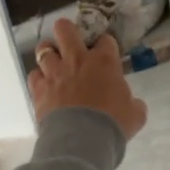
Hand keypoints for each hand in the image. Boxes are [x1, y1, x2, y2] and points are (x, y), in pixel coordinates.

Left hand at [29, 18, 147, 138]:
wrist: (82, 140)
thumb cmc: (113, 124)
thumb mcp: (135, 114)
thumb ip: (134, 104)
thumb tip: (133, 104)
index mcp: (104, 61)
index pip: (105, 39)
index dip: (105, 45)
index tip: (106, 54)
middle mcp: (77, 59)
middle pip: (65, 29)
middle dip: (67, 31)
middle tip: (70, 41)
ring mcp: (55, 72)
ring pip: (43, 48)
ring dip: (48, 53)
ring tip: (53, 62)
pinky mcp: (39, 88)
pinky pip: (34, 75)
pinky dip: (39, 78)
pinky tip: (44, 85)